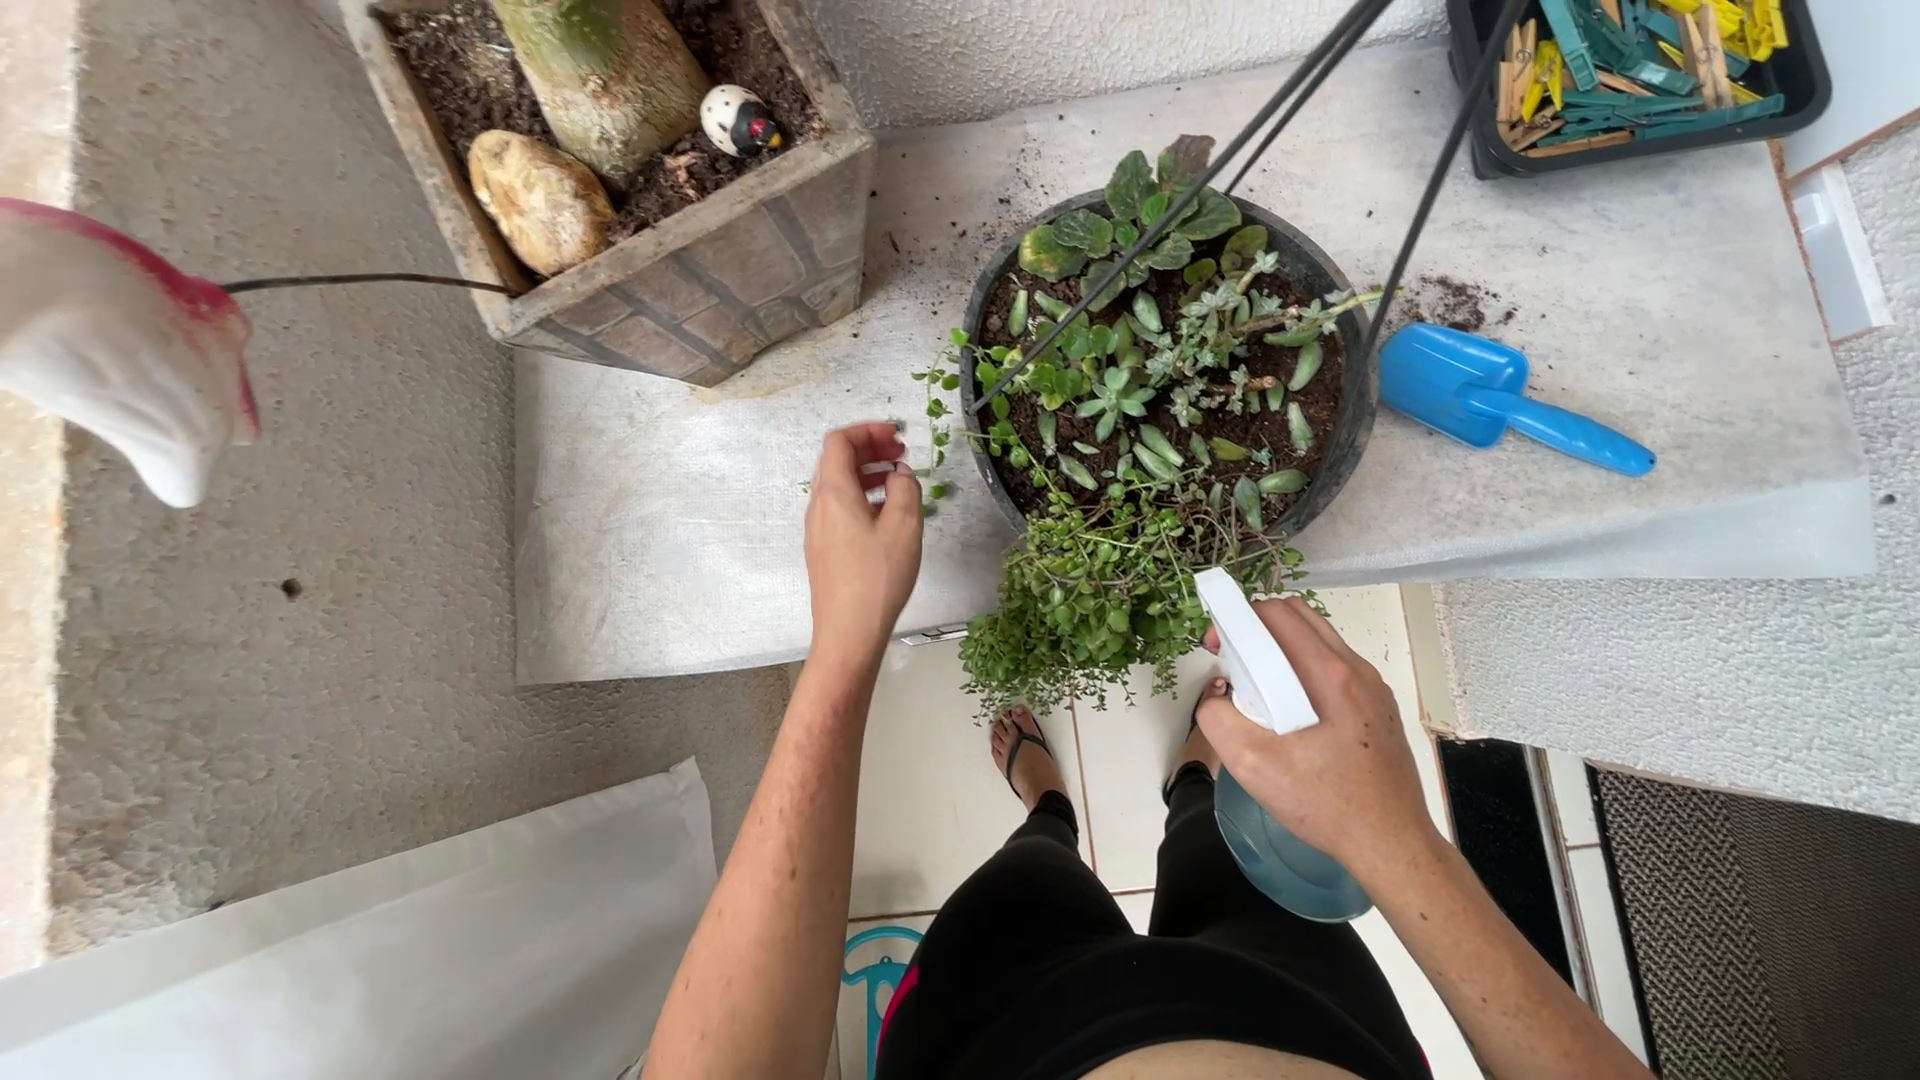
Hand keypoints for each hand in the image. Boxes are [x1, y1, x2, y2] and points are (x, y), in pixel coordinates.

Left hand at [804, 422, 923, 657]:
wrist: (848, 632)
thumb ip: (905, 489)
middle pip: (837, 462)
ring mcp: (819, 530)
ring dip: (868, 474)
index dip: (867, 430)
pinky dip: (863, 498)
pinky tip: (888, 515)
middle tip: (901, 453)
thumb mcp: (904, 526)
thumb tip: (900, 475)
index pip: (839, 442)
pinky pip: (841, 509)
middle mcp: (819, 506)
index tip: (896, 434)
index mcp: (833, 492)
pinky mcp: (825, 551)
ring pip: (840, 487)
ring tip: (899, 482)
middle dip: (869, 450)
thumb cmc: (877, 577)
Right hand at [1196, 597, 1438, 880]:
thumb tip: (1218, 691)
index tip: (1215, 648)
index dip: (1235, 620)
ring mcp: (1373, 687)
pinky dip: (1302, 670)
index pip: (1276, 613)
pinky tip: (1291, 713)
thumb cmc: (1322, 803)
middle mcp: (1357, 670)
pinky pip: (1333, 667)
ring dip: (1280, 648)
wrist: (1391, 844)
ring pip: (1318, 640)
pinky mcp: (1378, 706)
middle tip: (1233, 662)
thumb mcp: (1249, 764)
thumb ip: (1217, 716)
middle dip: (1255, 627)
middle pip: (1298, 616)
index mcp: (1330, 674)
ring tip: (1258, 690)